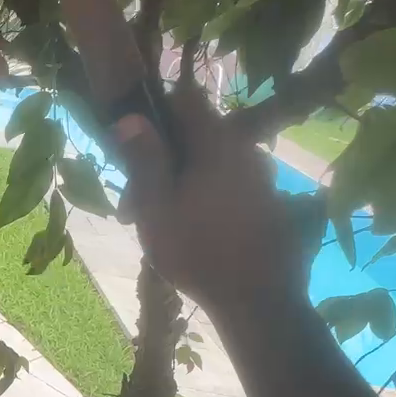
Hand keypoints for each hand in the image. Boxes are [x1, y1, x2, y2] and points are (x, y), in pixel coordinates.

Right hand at [111, 87, 307, 319]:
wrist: (256, 298)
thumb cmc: (196, 250)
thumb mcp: (155, 205)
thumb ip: (144, 159)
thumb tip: (129, 117)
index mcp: (216, 143)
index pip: (185, 98)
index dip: (155, 110)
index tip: (131, 142)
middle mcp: (244, 150)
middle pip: (195, 136)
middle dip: (160, 160)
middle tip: (133, 204)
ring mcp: (259, 176)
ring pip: (208, 163)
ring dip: (178, 182)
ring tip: (155, 224)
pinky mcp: (266, 201)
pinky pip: (225, 183)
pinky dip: (201, 196)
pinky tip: (186, 230)